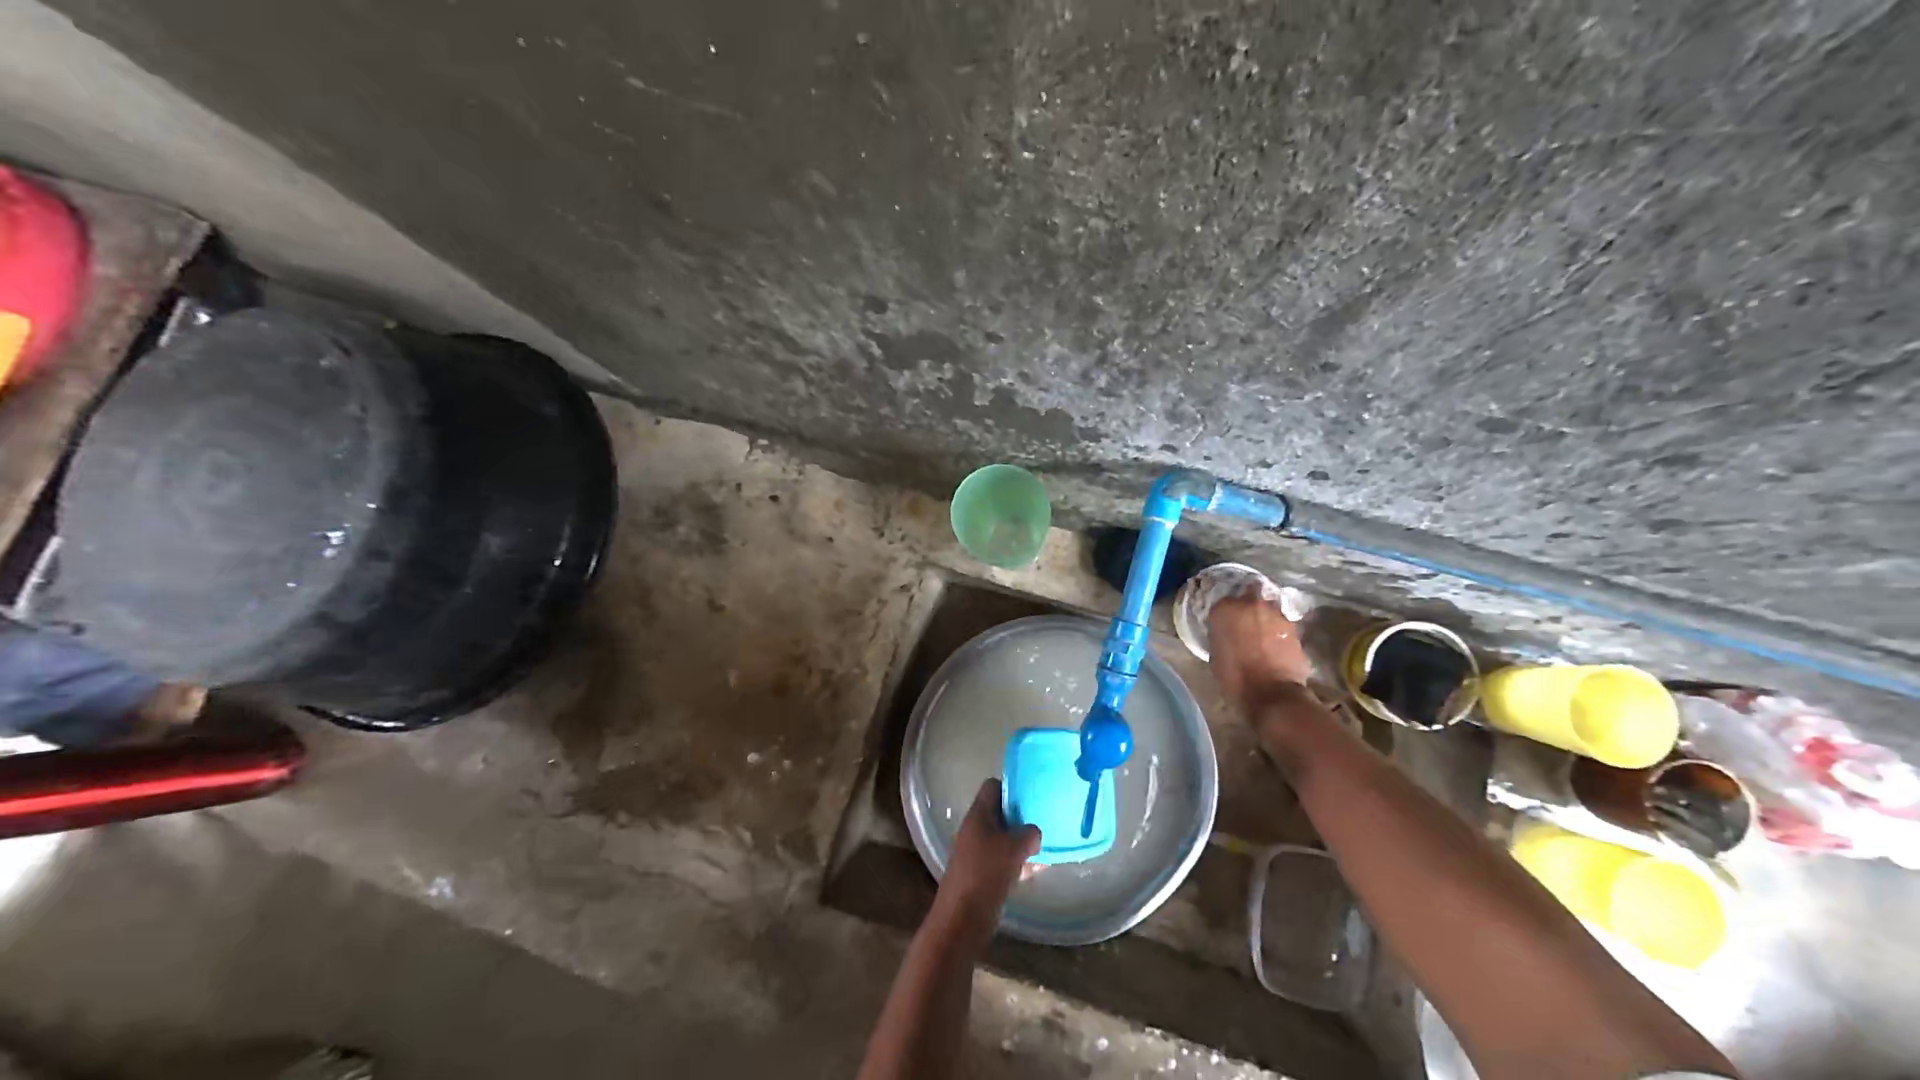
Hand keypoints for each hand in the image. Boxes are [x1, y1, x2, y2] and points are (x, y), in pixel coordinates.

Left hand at [934, 780, 1040, 929]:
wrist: (962, 918)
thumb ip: (1029, 833)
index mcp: (978, 814)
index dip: (1012, 786)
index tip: (1034, 792)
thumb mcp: (1014, 847)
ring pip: (1003, 836)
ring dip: (1021, 839)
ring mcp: (976, 852)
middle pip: (999, 812)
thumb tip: (1034, 832)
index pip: (993, 786)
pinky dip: (1018, 860)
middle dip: (1021, 815)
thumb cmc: (986, 873)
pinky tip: (1036, 868)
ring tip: (1046, 843)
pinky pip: (1002, 858)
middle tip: (1044, 818)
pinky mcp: (981, 873)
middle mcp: (975, 829)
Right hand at [1207, 591, 1312, 708]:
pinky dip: (1279, 632)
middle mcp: (1250, 604)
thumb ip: (1221, 636)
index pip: (1223, 603)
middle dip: (1248, 608)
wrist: (1271, 693)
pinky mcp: (1294, 627)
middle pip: (1249, 597)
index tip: (1226, 624)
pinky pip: (1282, 625)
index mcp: (1225, 609)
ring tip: (1263, 634)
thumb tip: (1228, 634)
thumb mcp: (1216, 655)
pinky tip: (1276, 645)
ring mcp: (1276, 613)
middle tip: (1246, 623)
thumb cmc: (1234, 677)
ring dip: (1266, 618)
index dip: (1225, 615)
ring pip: (1268, 609)